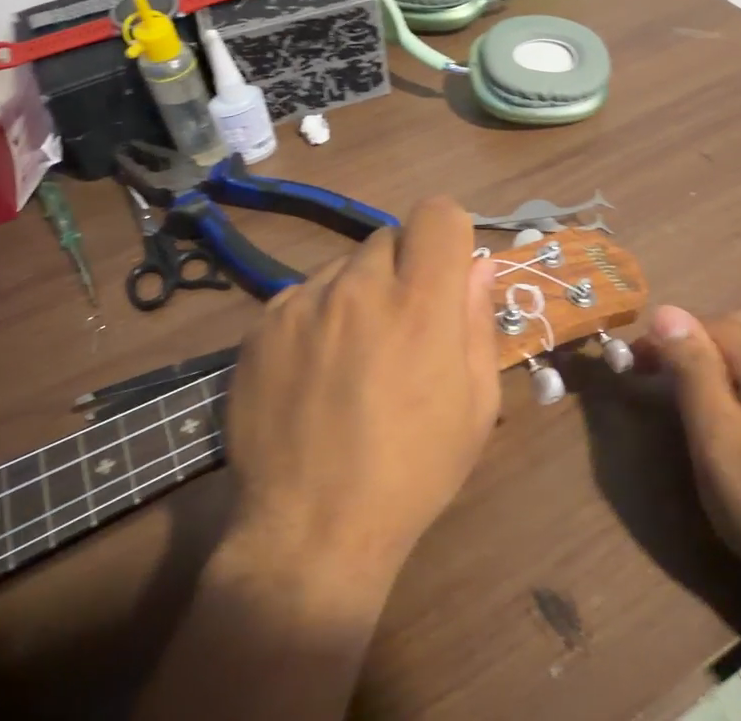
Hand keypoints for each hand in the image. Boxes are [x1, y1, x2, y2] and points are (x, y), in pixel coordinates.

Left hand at [221, 196, 499, 585]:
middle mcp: (358, 288)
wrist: (312, 529)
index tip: (446, 273)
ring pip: (342, 268)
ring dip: (357, 294)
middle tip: (402, 328)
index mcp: (420, 305)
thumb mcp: (474, 407)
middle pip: (389, 237)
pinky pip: (301, 297)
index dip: (448, 235)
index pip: (437, 213)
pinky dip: (316, 317)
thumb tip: (479, 265)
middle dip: (404, 269)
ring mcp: (302, 303)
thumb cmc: (412, 474)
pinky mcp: (261, 326)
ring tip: (352, 358)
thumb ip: (478, 322)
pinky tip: (314, 372)